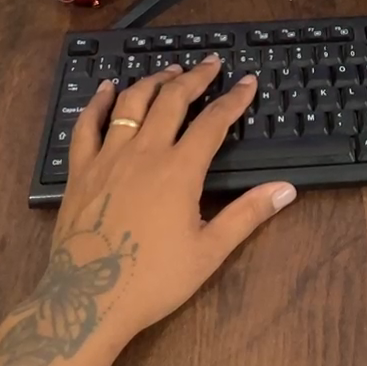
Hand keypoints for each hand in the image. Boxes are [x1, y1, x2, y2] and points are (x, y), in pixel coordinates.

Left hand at [54, 57, 296, 345]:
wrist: (88, 302)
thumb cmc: (153, 279)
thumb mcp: (209, 251)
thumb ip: (247, 214)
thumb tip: (286, 189)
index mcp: (179, 170)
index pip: (213, 121)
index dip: (234, 99)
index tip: (248, 81)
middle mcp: (144, 152)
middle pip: (172, 100)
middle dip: (195, 77)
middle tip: (210, 64)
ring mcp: (108, 158)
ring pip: (131, 104)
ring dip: (153, 81)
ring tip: (169, 71)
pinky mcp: (80, 171)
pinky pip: (86, 126)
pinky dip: (98, 102)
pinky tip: (107, 88)